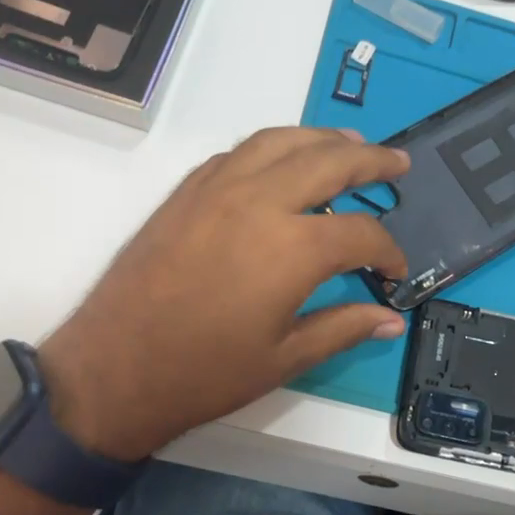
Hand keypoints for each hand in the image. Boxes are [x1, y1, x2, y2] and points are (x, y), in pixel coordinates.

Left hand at [39, 127, 410, 459]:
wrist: (116, 369)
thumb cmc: (205, 374)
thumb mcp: (285, 358)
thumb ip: (343, 329)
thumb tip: (390, 320)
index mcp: (292, 247)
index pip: (360, 233)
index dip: (388, 252)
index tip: (395, 271)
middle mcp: (258, 201)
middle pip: (328, 161)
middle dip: (371, 161)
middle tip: (398, 165)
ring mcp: (217, 189)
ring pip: (279, 141)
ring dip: (321, 139)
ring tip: (349, 145)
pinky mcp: (185, 193)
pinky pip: (238, 154)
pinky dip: (271, 151)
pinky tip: (282, 165)